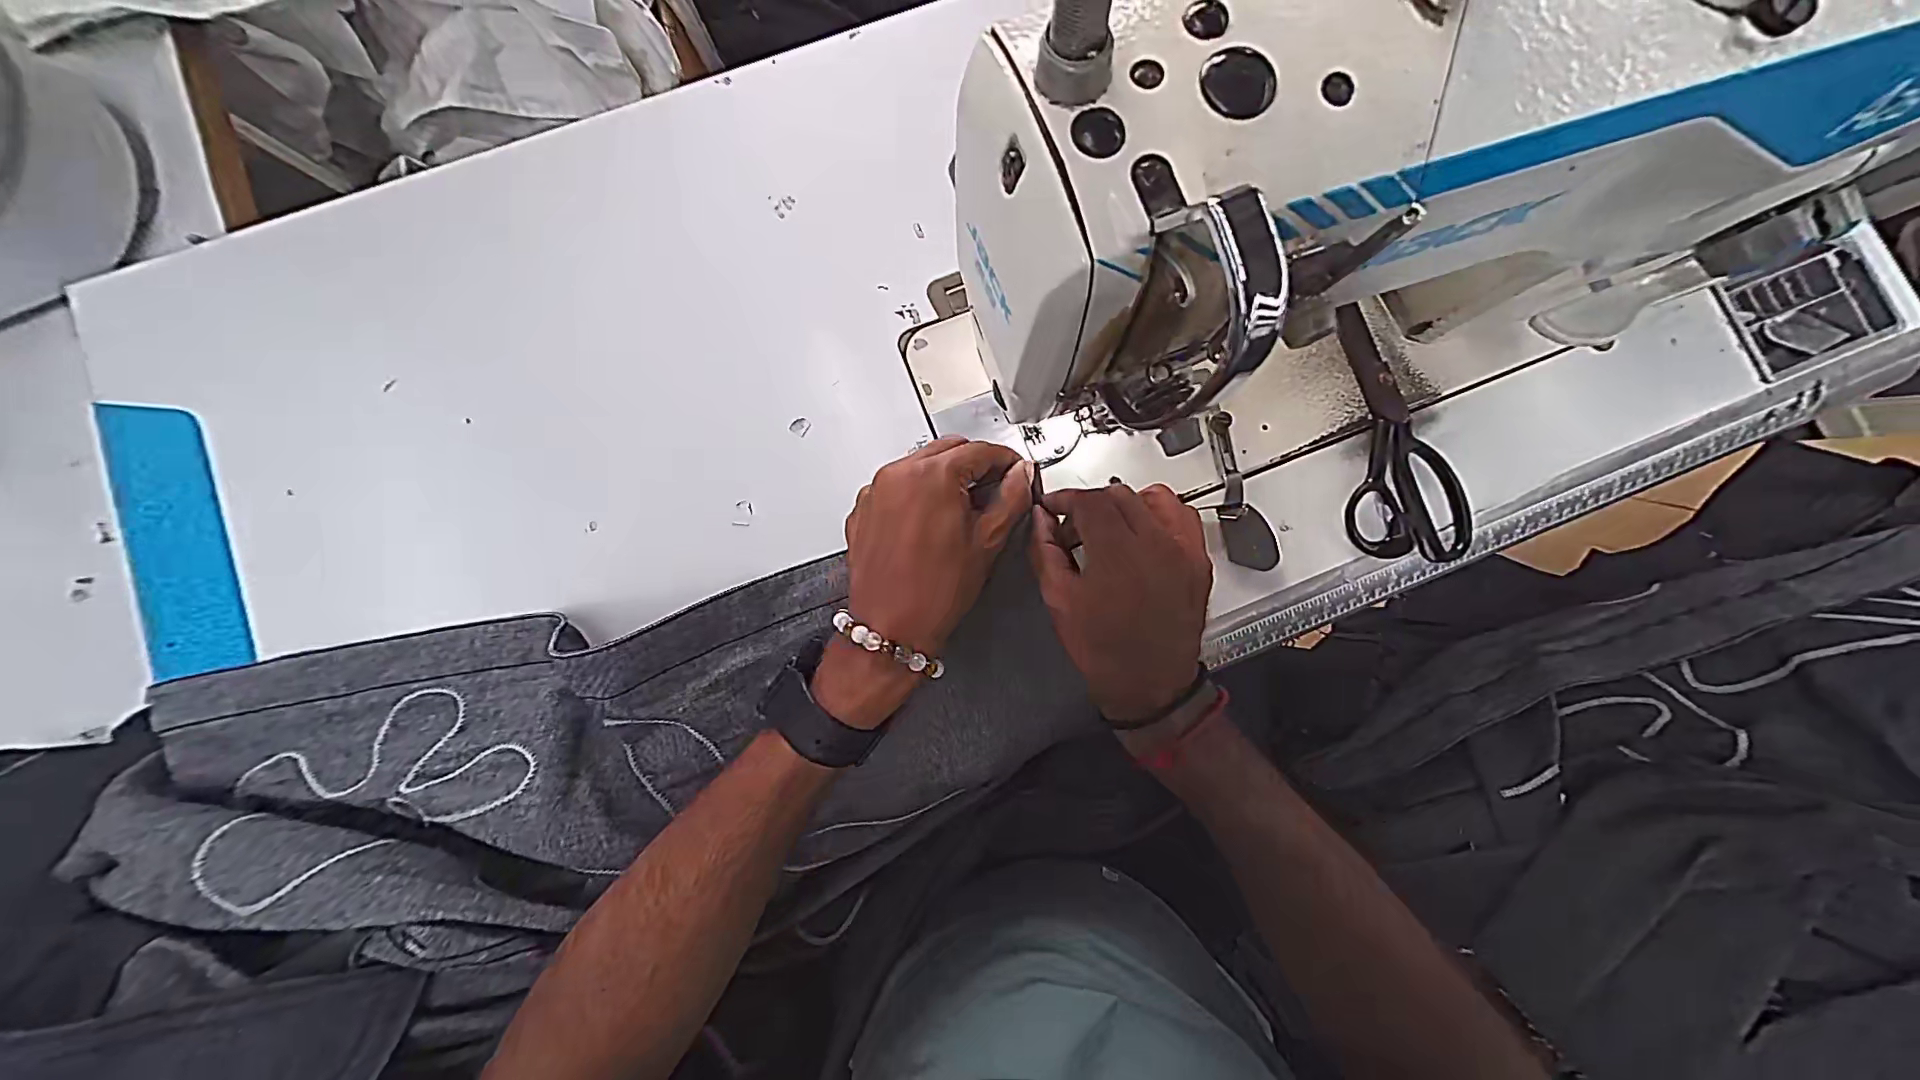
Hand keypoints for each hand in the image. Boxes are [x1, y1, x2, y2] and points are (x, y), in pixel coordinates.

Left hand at [809, 437, 1033, 728]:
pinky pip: (896, 486)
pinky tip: (931, 522)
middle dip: (975, 464)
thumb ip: (1011, 499)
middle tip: (994, 489)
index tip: (1014, 471)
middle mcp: (898, 475)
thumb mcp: (987, 542)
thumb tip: (1020, 476)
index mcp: (933, 476)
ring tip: (962, 510)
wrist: (890, 626)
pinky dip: (917, 494)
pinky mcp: (863, 509)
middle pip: (948, 450)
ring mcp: (876, 491)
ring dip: (945, 477)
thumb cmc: (931, 594)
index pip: (979, 450)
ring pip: (920, 465)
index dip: (1005, 460)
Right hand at [1029, 483, 1211, 723]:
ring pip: (1150, 498)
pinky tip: (1145, 530)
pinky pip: (1182, 516)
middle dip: (1088, 505)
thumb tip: (1041, 521)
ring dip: (1124, 505)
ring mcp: (1181, 551)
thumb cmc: (1107, 652)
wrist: (1149, 683)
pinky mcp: (1198, 561)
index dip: (1063, 499)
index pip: (1088, 500)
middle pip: (1117, 495)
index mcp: (1116, 553)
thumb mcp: (1059, 600)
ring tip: (1109, 529)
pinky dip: (1160, 514)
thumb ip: (1045, 551)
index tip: (1053, 507)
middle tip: (1073, 528)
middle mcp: (1154, 545)